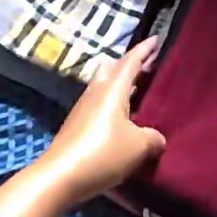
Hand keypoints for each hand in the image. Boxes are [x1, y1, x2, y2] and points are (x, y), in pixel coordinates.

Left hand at [35, 38, 167, 206]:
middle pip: (112, 68)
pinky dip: (113, 104)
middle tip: (148, 67)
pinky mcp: (76, 125)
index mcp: (113, 88)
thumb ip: (153, 138)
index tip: (156, 39)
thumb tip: (157, 138)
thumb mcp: (139, 146)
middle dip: (130, 64)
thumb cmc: (103, 153)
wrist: (59, 177)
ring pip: (103, 86)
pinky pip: (99, 104)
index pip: (131, 61)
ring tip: (139, 93)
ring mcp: (83, 108)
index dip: (145, 49)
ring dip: (120, 86)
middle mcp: (97, 91)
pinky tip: (123, 120)